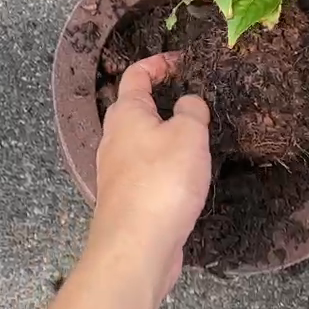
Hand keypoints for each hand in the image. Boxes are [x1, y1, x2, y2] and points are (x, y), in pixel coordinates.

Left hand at [89, 53, 210, 300]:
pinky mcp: (126, 198)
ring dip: (163, 134)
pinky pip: (145, 169)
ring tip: (194, 137)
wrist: (136, 247)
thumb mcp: (188, 135)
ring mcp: (116, 170)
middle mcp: (114, 138)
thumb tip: (188, 103)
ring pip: (140, 140)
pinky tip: (184, 176)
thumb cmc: (162, 181)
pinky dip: (163, 163)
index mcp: (126, 114)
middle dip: (160, 99)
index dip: (157, 63)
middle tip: (191, 99)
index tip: (180, 61)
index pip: (136, 75)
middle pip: (134, 107)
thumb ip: (192, 111)